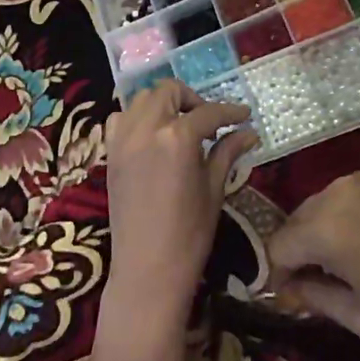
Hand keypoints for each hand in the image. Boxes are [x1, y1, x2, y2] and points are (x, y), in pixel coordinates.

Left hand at [103, 80, 257, 312]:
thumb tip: (249, 132)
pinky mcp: (110, 153)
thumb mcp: (214, 189)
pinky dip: (137, 118)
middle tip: (209, 121)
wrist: (147, 269)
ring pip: (141, 99)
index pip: (208, 113)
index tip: (244, 115)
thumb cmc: (189, 235)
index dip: (230, 112)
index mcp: (176, 138)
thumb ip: (227, 152)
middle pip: (168, 91)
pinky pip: (120, 119)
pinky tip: (152, 137)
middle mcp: (145, 129)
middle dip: (192, 99)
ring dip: (163, 104)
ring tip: (181, 126)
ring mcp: (122, 139)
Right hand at [267, 172, 359, 349]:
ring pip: (315, 208)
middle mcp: (332, 195)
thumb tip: (292, 290)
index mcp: (324, 230)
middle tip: (312, 284)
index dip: (277, 274)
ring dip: (316, 234)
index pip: (278, 247)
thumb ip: (317, 300)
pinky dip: (338, 219)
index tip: (288, 296)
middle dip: (297, 252)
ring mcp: (356, 181)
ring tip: (339, 264)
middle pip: (293, 222)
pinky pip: (340, 198)